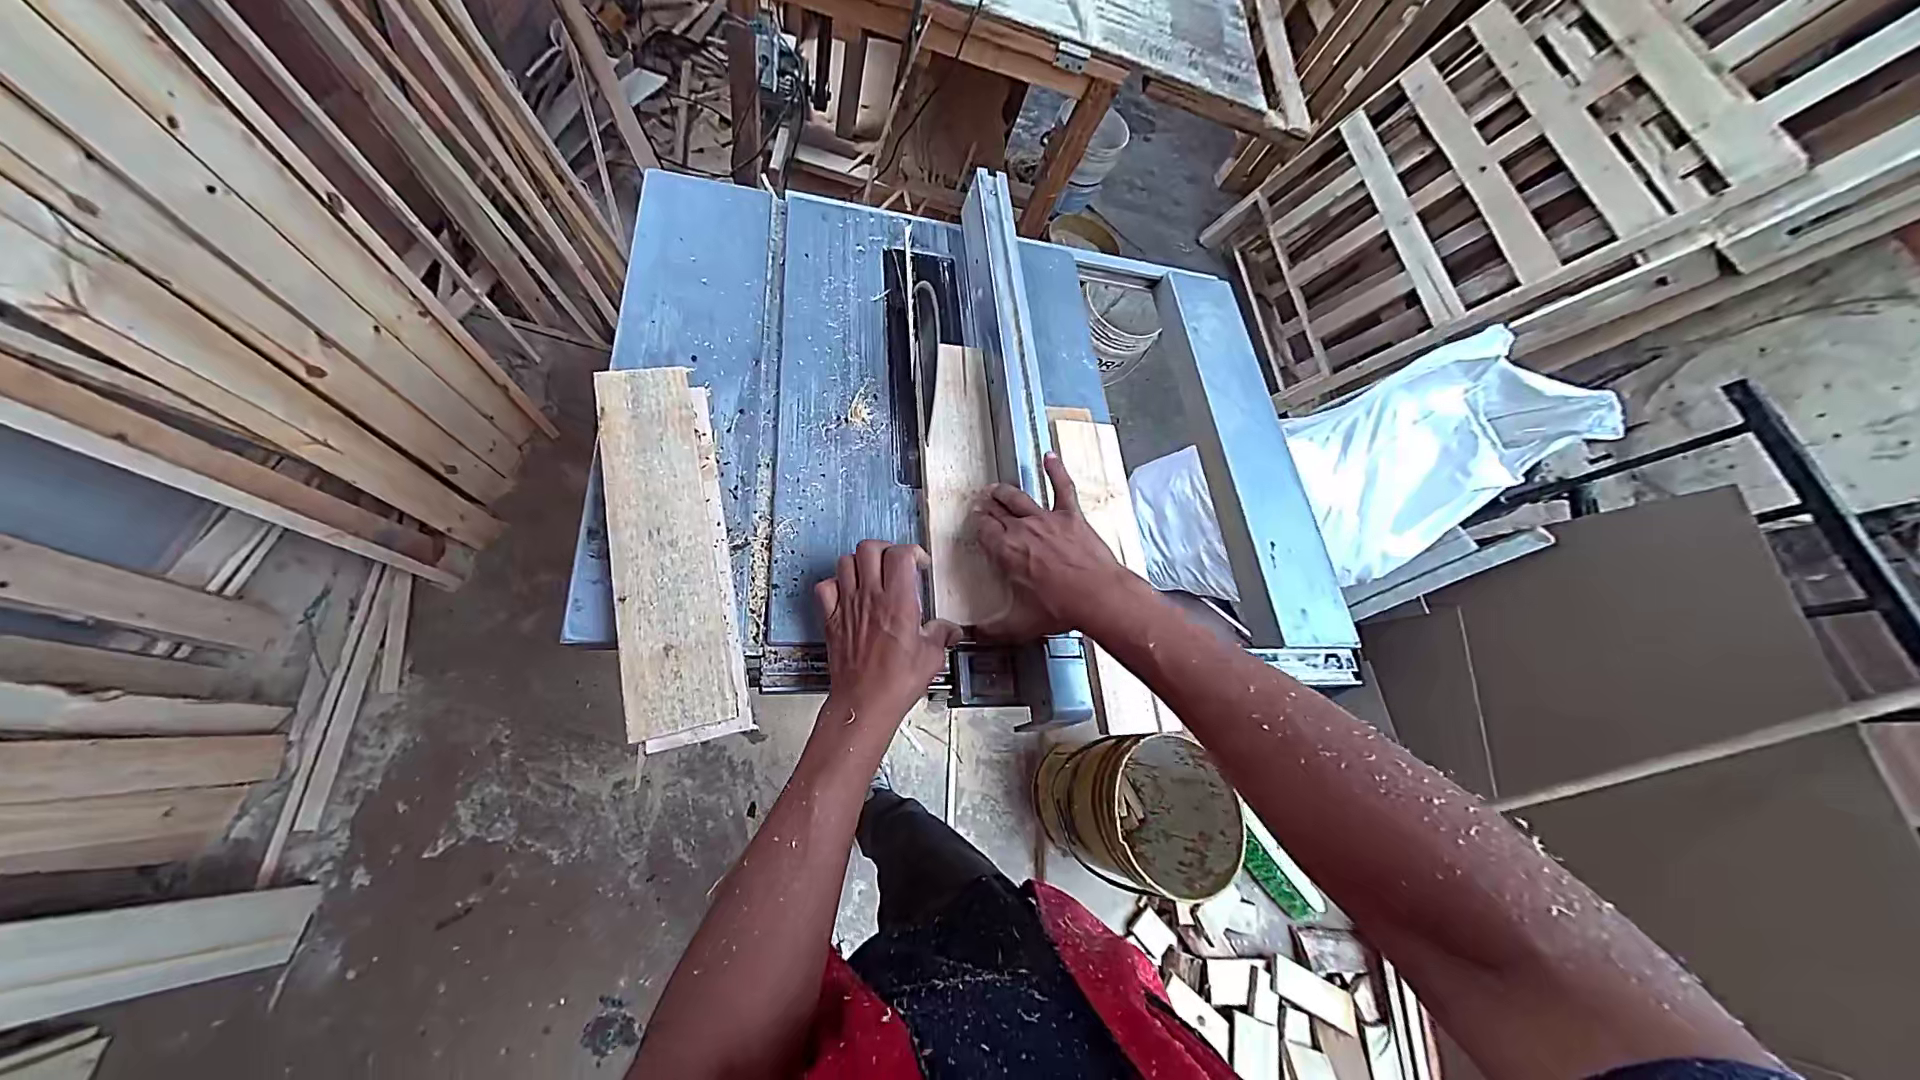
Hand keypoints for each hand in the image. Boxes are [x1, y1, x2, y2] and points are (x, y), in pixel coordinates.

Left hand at [814, 540, 959, 727]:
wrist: (864, 703)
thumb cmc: (895, 683)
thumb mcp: (931, 657)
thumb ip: (940, 635)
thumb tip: (948, 629)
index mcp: (897, 602)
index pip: (900, 554)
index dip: (911, 551)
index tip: (918, 563)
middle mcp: (870, 598)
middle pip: (869, 548)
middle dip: (885, 549)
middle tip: (894, 562)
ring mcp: (848, 606)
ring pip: (845, 561)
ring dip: (860, 562)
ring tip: (872, 574)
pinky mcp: (832, 619)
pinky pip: (825, 587)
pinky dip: (835, 583)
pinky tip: (848, 593)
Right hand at [971, 452, 1133, 639]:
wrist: (1098, 597)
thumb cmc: (1061, 608)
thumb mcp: (1019, 624)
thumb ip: (992, 630)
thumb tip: (974, 637)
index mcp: (1006, 551)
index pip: (984, 530)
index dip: (978, 526)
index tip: (975, 523)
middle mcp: (1023, 529)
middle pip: (997, 511)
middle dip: (986, 507)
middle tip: (981, 503)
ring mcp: (1047, 519)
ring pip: (1019, 497)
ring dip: (1005, 491)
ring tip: (997, 487)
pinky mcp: (1071, 516)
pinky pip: (1062, 487)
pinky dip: (1056, 470)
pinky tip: (1050, 457)